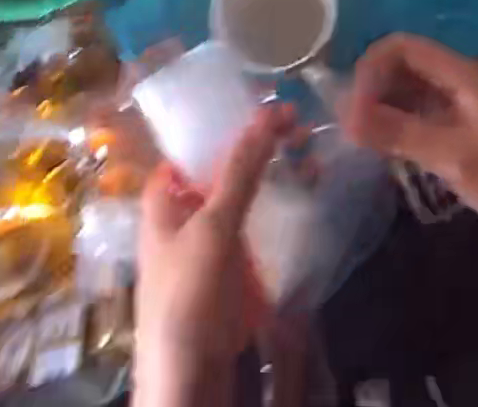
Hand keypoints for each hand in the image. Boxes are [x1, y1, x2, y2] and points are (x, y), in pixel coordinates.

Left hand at [134, 104, 291, 406]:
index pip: (197, 139)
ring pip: (244, 189)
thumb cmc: (188, 295)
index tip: (270, 100)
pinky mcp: (230, 262)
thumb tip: (268, 110)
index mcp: (164, 193)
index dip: (231, 117)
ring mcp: (208, 235)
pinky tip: (308, 187)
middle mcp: (183, 207)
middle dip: (261, 142)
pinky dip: (278, 200)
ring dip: (274, 168)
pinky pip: (255, 219)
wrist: (189, 384)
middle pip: (223, 162)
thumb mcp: (214, 226)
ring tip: (313, 149)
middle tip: (301, 121)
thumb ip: (240, 169)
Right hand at [343, 33, 477, 242]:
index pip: (401, 47)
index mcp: (459, 75)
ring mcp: (452, 103)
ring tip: (356, 134)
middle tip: (349, 122)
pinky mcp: (451, 126)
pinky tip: (376, 143)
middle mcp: (452, 80)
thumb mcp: (454, 157)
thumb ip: (399, 133)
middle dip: (369, 86)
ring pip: (402, 87)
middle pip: (398, 64)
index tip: (355, 103)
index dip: (371, 66)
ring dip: (377, 105)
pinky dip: (390, 122)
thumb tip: (346, 118)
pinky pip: (410, 111)